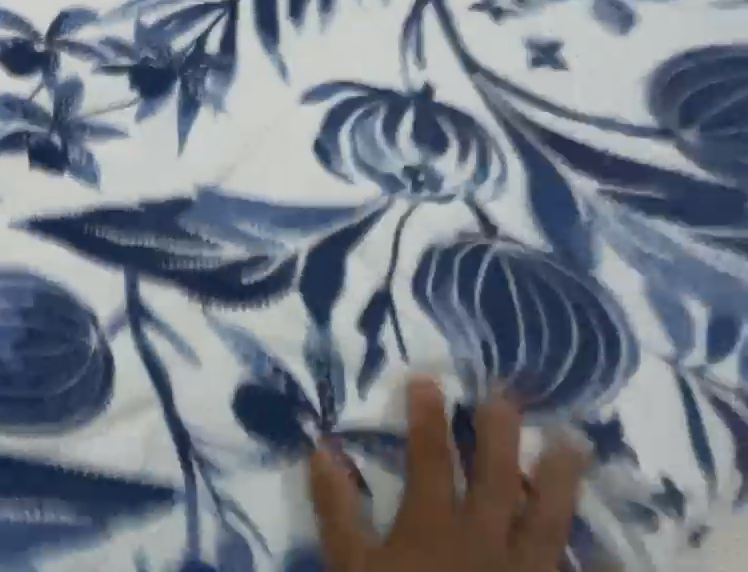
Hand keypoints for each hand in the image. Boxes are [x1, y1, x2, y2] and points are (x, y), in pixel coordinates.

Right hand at [309, 378, 594, 571]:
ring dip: (561, 480)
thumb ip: (337, 509)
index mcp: (434, 527)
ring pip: (550, 520)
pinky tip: (610, 544)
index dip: (428, 418)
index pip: (431, 460)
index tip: (427, 379)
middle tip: (506, 395)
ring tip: (572, 443)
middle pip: (498, 480)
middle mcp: (487, 542)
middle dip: (499, 436)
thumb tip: (322, 449)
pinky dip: (602, 560)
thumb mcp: (351, 564)